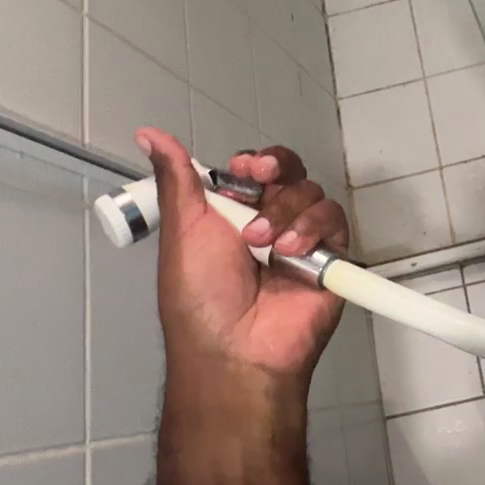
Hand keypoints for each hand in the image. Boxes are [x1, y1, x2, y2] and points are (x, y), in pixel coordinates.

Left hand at [136, 130, 345, 388]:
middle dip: (276, 172)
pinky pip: (334, 220)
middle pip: (289, 172)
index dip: (256, 161)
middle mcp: (270, 222)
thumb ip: (177, 180)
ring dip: (286, 212)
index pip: (256, 169)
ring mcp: (302, 240)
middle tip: (260, 180)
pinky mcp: (331, 257)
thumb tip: (149, 134)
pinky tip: (291, 252)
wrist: (235, 351)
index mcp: (234, 214)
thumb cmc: (200, 299)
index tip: (245, 168)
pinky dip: (313, 229)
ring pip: (311, 193)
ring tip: (264, 246)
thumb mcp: (183, 233)